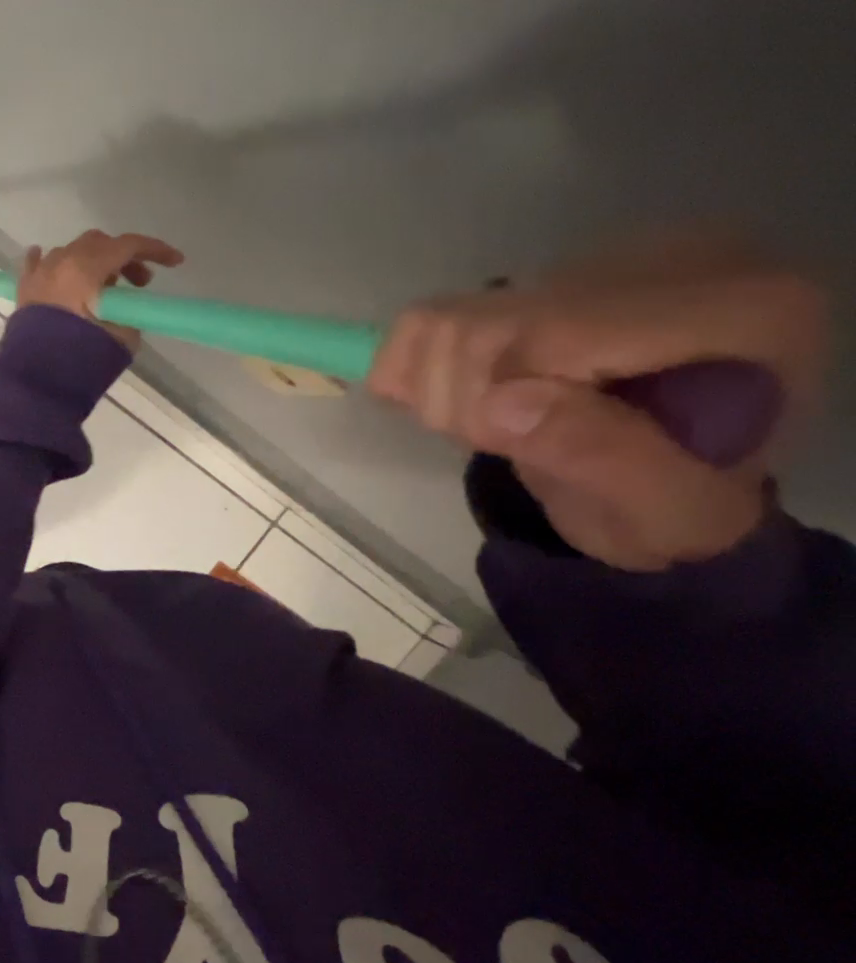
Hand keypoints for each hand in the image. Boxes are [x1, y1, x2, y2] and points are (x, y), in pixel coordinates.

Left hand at [19, 230, 184, 349]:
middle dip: (124, 258)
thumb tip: (122, 312)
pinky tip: (55, 265)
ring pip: (71, 252)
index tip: (176, 262)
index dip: (156, 250)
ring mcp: (39, 274)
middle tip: (138, 283)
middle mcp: (61, 262)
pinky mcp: (24, 290)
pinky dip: (53, 262)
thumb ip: (129, 315)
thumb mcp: (122, 338)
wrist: (35, 382)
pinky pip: (37, 263)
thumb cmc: (80, 359)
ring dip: (92, 262)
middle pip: (99, 244)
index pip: (128, 246)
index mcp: (86, 269)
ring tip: (102, 289)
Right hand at [369, 231, 828, 570]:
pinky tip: (459, 398)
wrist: (667, 486)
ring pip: (445, 320)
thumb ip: (602, 456)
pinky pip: (427, 319)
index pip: (558, 327)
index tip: (505, 446)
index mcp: (740, 308)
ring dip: (439, 393)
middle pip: (489, 322)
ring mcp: (597, 265)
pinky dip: (412, 371)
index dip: (497, 397)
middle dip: (466, 402)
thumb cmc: (680, 506)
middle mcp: (672, 263)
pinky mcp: (539, 278)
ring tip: (496, 426)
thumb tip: (500, 406)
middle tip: (505, 443)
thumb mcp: (666, 509)